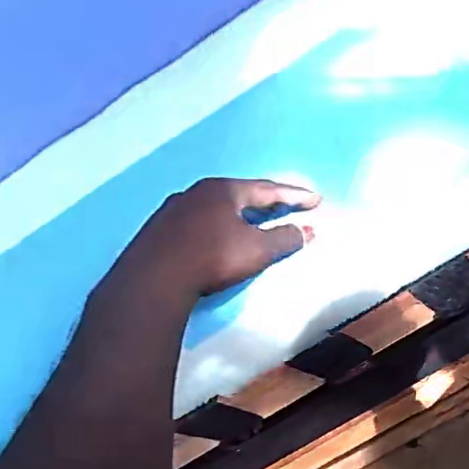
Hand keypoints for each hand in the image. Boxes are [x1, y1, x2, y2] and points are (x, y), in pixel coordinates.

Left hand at [108, 177, 320, 302]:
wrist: (153, 279)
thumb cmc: (213, 257)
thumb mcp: (259, 249)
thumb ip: (286, 238)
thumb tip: (308, 230)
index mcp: (224, 190)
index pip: (268, 189)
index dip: (295, 195)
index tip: (315, 199)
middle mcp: (198, 192)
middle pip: (242, 193)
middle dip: (268, 200)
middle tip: (288, 205)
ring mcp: (175, 208)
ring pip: (219, 205)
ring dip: (242, 212)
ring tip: (258, 219)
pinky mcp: (161, 227)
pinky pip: (201, 218)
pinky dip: (221, 222)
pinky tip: (224, 233)